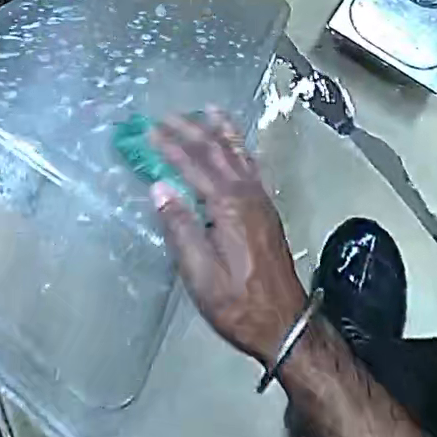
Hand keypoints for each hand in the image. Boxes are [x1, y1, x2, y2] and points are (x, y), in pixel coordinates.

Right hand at [150, 110, 306, 362]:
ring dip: (220, 130)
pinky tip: (235, 144)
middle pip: (216, 152)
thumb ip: (180, 227)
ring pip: (238, 153)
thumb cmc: (237, 303)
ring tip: (208, 109)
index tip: (149, 130)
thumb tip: (159, 187)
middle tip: (167, 115)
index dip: (170, 146)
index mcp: (227, 206)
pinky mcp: (266, 210)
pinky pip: (251, 166)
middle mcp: (246, 195)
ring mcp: (260, 200)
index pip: (193, 166)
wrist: (286, 327)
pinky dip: (240, 147)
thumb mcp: (200, 273)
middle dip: (191, 130)